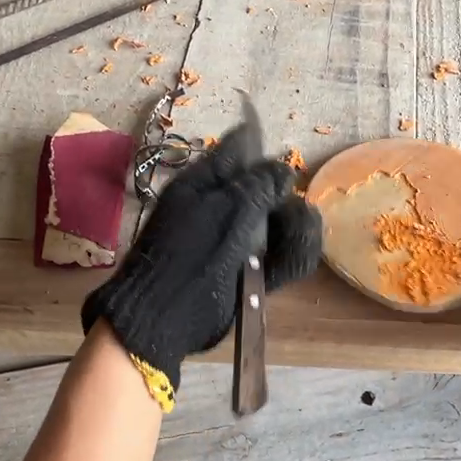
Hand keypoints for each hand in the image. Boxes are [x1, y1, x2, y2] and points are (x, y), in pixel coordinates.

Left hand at [82, 122, 321, 397]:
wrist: (163, 315)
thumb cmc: (187, 255)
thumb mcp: (224, 211)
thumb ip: (258, 186)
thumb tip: (283, 168)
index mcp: (207, 182)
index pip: (240, 148)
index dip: (263, 145)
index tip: (281, 158)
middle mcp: (226, 206)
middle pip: (270, 186)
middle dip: (286, 196)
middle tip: (284, 211)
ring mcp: (241, 240)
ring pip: (283, 221)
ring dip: (297, 227)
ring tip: (296, 235)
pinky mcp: (254, 271)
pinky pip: (286, 254)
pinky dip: (296, 253)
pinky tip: (297, 254)